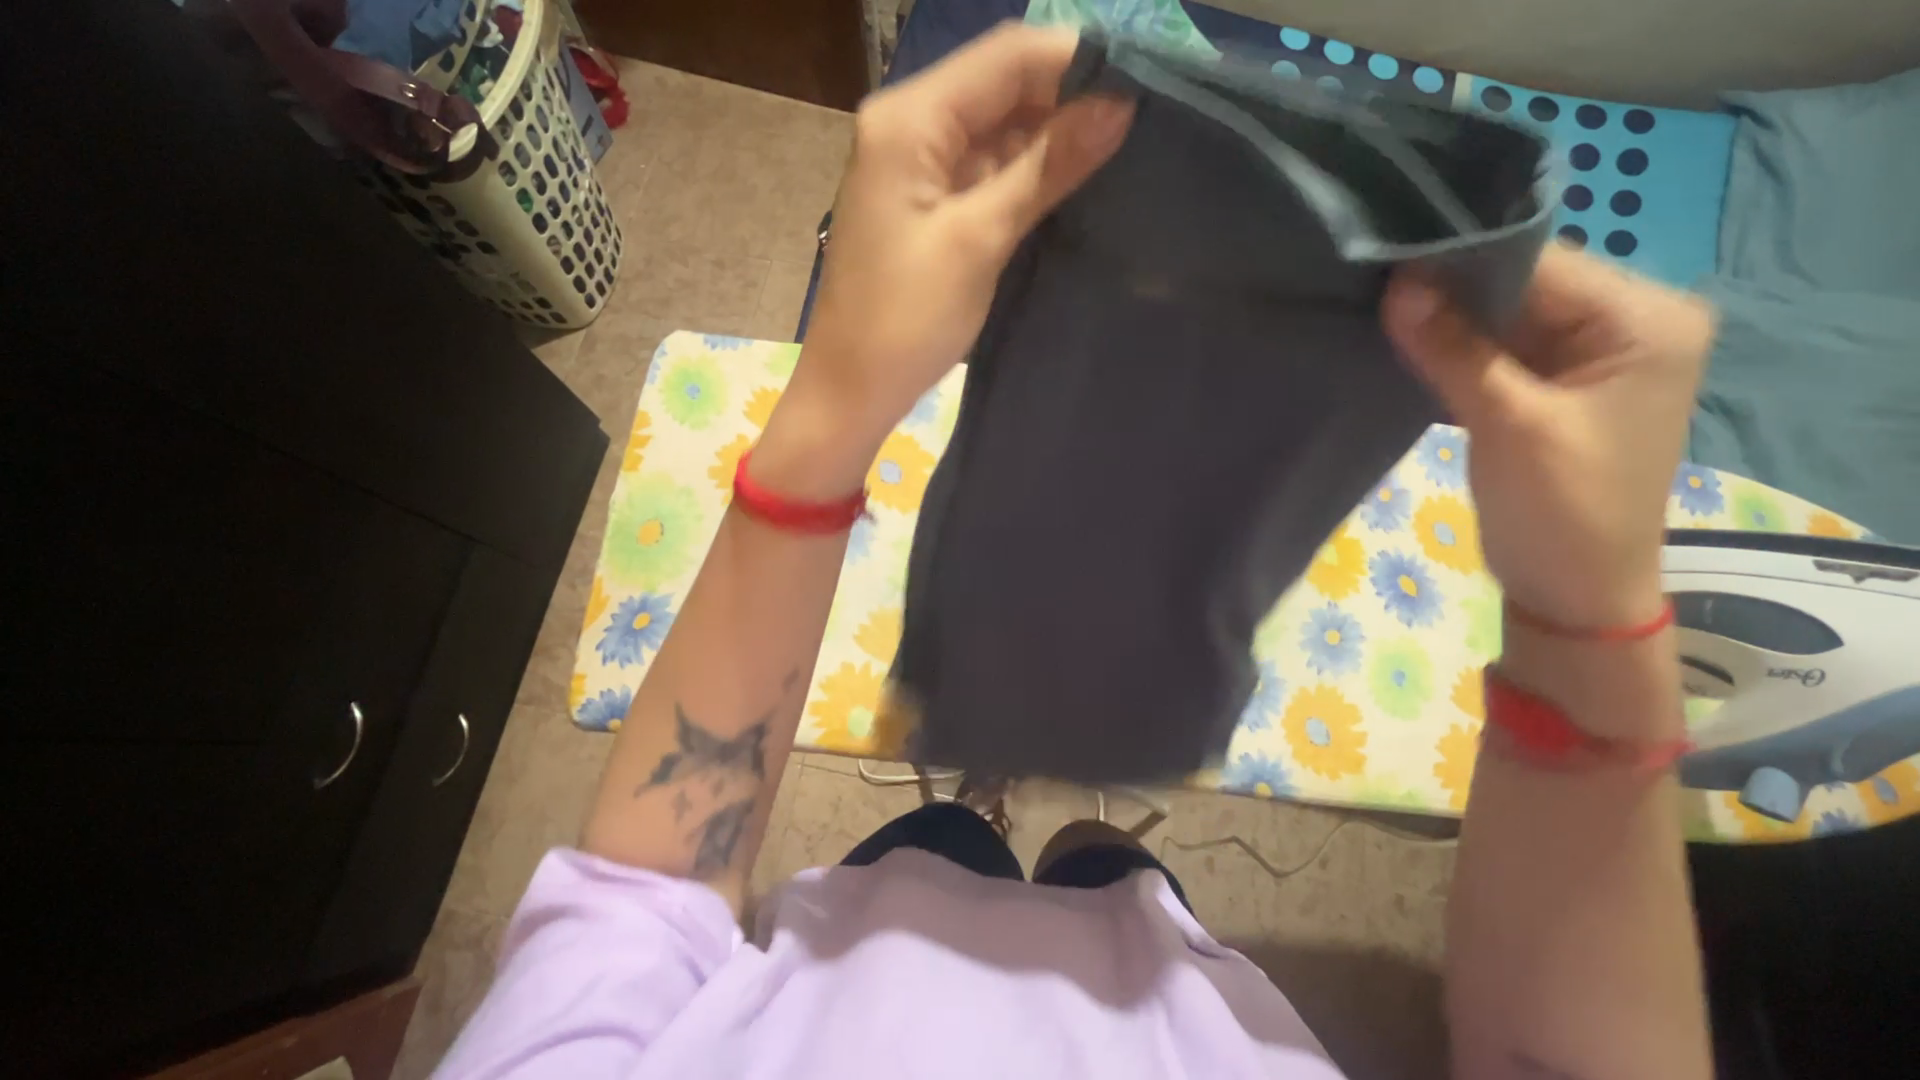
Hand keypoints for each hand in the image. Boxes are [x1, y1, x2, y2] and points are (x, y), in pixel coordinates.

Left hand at [758, 24, 1132, 494]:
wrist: (852, 389)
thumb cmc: (905, 321)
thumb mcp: (979, 240)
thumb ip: (1047, 167)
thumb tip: (1120, 105)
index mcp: (908, 120)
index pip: (1006, 57)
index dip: (1077, 61)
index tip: (1145, 84)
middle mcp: (909, 124)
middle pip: (1003, 85)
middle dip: (1070, 98)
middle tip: (1143, 122)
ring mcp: (917, 163)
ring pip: (1000, 127)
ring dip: (1055, 136)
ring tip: (1125, 148)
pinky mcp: (928, 200)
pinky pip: (987, 166)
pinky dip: (1029, 171)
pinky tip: (1078, 179)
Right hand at [1381, 246, 1713, 629]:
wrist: (1574, 594)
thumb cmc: (1561, 510)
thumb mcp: (1508, 424)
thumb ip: (1453, 350)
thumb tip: (1397, 284)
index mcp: (1646, 319)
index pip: (1540, 263)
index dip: (1461, 262)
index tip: (1386, 262)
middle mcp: (1629, 322)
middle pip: (1522, 285)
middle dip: (1449, 290)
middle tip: (1372, 284)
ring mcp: (1591, 354)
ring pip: (1503, 317)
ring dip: (1446, 320)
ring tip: (1378, 310)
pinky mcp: (1556, 384)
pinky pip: (1497, 348)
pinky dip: (1454, 349)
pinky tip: (1405, 342)